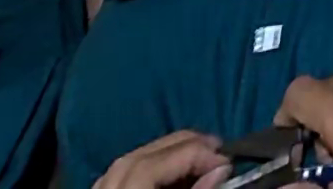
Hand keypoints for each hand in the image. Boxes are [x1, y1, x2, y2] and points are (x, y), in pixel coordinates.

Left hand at [94, 130, 232, 188]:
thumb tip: (223, 168)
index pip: (161, 161)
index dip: (199, 155)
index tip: (228, 161)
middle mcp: (104, 186)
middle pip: (145, 153)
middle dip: (186, 146)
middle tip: (218, 152)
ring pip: (133, 156)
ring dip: (170, 151)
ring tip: (198, 157)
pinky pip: (123, 170)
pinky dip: (151, 163)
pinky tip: (169, 170)